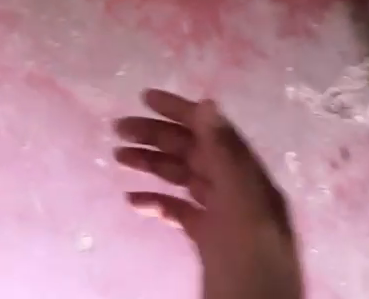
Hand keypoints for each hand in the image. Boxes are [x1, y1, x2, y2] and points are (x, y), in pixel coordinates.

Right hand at [115, 90, 302, 298]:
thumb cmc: (250, 270)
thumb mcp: (240, 211)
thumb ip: (225, 158)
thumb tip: (208, 103)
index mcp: (251, 183)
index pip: (214, 133)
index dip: (181, 112)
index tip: (143, 98)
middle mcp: (239, 195)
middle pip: (193, 152)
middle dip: (156, 137)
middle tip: (117, 130)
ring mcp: (224, 220)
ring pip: (183, 178)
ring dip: (151, 164)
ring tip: (118, 159)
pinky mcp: (210, 243)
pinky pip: (179, 210)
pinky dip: (156, 201)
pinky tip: (134, 203)